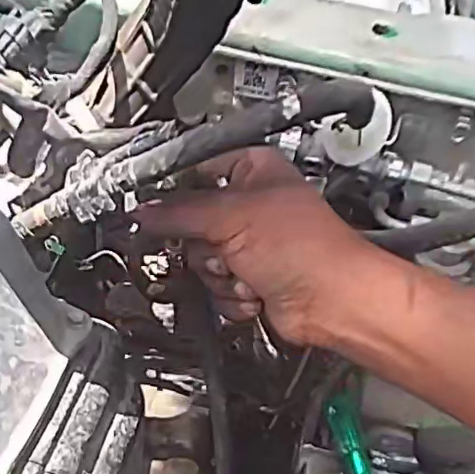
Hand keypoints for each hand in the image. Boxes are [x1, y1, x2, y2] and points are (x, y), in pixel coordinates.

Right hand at [136, 149, 382, 345]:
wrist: (331, 302)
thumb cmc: (308, 250)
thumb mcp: (232, 217)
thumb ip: (179, 213)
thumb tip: (143, 211)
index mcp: (251, 171)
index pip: (194, 173)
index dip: (173, 195)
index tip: (156, 213)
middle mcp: (249, 207)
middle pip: (191, 229)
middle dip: (207, 252)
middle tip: (227, 253)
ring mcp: (249, 247)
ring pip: (202, 266)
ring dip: (221, 279)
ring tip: (249, 275)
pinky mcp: (249, 281)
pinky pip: (217, 291)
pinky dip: (233, 298)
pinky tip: (256, 293)